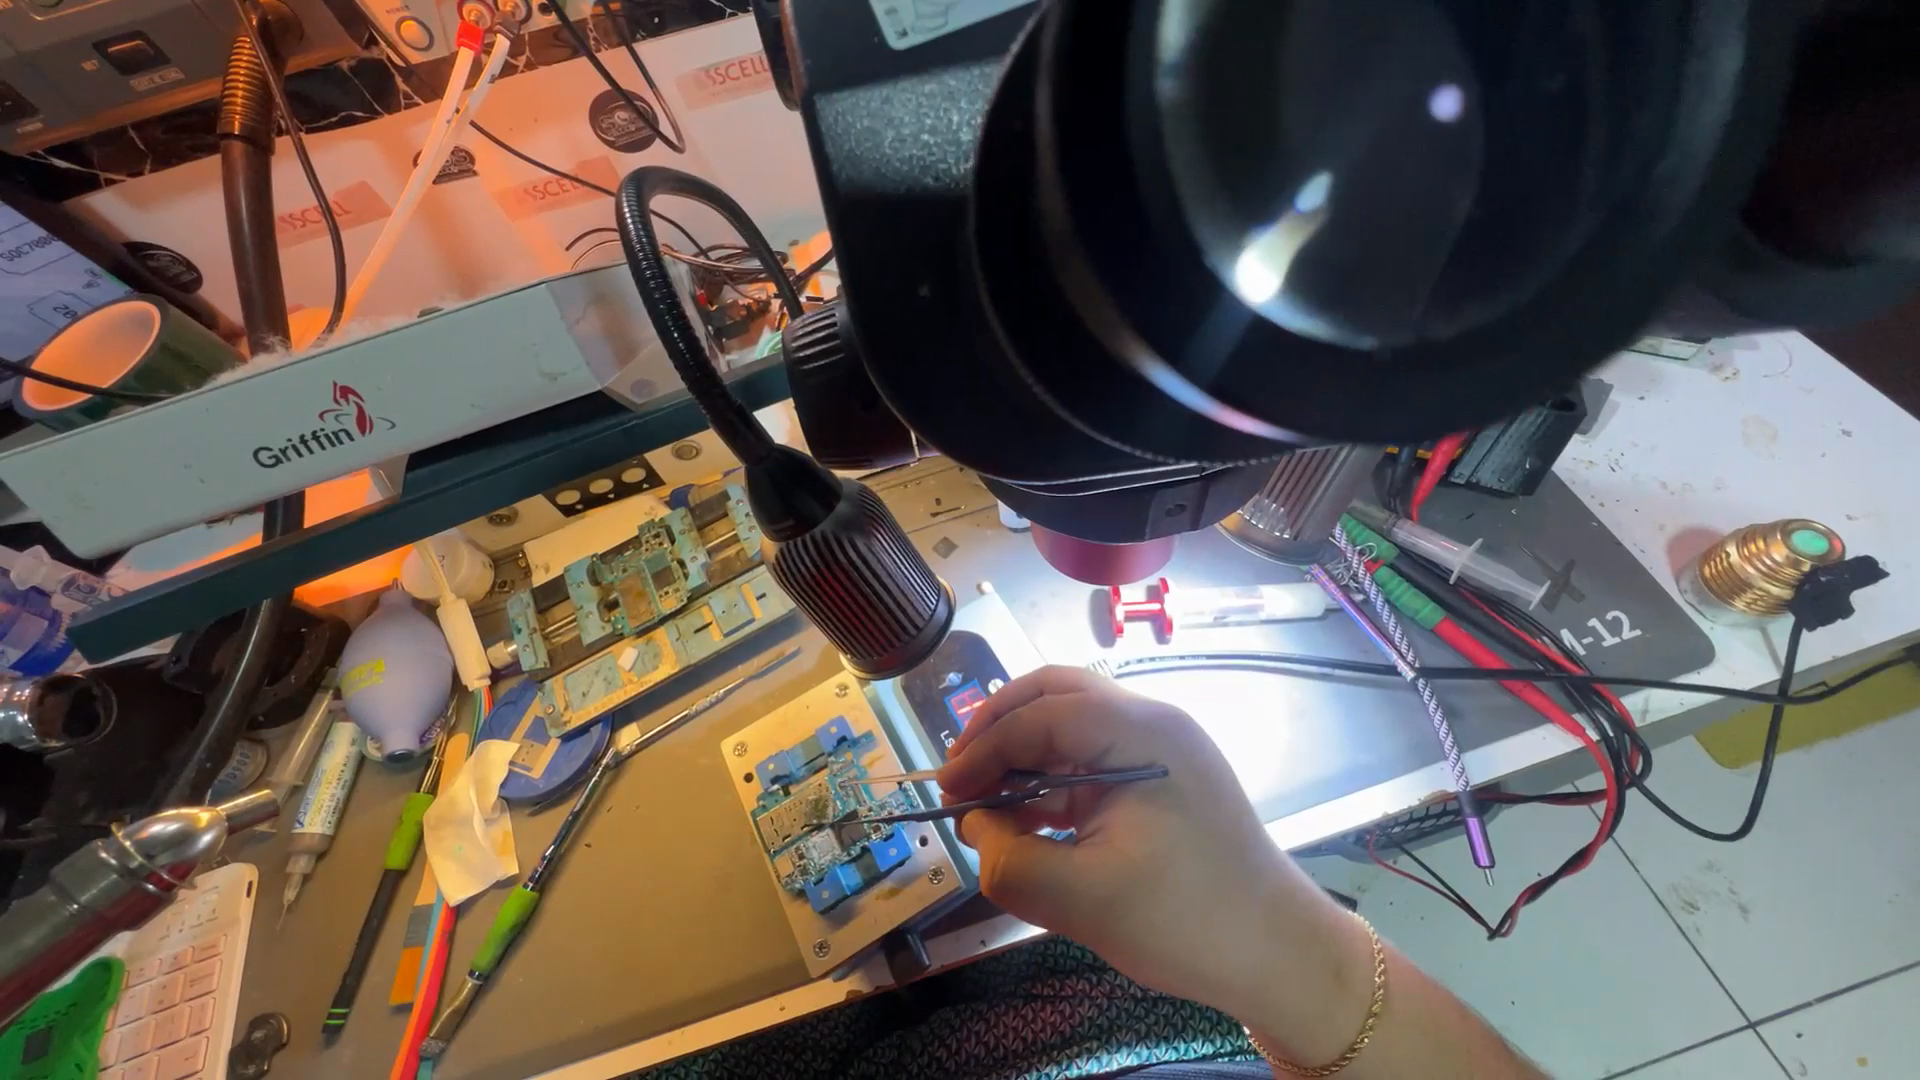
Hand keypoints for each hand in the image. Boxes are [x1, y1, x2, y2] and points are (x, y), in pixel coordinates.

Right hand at [937, 666, 1363, 1027]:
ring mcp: (1158, 747)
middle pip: (1056, 696)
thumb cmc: (1188, 923)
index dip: (985, 747)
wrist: (1281, 956)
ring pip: (1070, 726)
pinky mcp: (1158, 778)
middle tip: (962, 772)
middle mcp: (1152, 722)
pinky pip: (1090, 761)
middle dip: (1001, 729)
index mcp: (1142, 732)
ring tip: (984, 800)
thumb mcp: (1085, 900)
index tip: (946, 788)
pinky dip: (1050, 782)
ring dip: (1023, 756)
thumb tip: (975, 824)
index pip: (1043, 715)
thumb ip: (1011, 860)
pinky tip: (1024, 819)